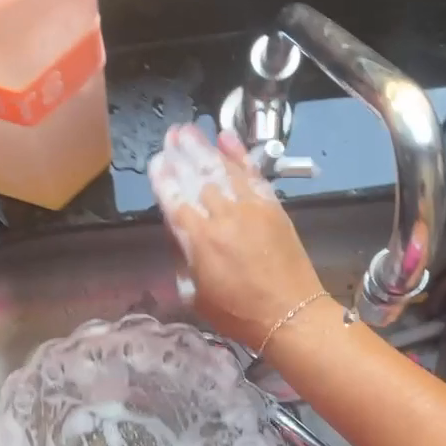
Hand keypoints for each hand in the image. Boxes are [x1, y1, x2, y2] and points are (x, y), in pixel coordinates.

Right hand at [147, 124, 327, 350]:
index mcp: (199, 241)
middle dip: (182, 155)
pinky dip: (239, 154)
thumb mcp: (198, 297)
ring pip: (223, 170)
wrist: (290, 314)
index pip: (175, 202)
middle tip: (171, 135)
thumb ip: (185, 263)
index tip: (155, 162)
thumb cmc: (239, 314)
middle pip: (198, 179)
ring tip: (190, 131)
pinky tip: (227, 138)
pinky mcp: (272, 207)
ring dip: (204, 148)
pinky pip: (253, 173)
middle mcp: (223, 217)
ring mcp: (250, 208)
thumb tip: (180, 238)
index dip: (163, 180)